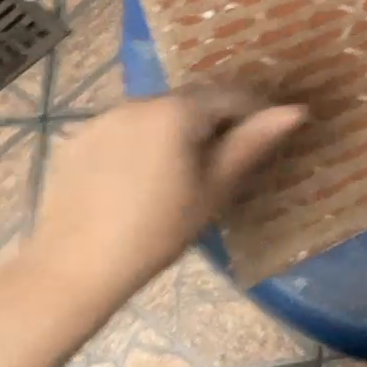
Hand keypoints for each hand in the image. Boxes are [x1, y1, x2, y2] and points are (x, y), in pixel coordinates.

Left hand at [22, 87, 306, 309]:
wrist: (71, 271)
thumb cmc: (157, 231)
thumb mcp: (215, 188)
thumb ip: (253, 142)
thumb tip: (296, 109)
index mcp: (177, 110)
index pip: (233, 95)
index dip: (258, 113)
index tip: (269, 138)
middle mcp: (140, 101)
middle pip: (194, 99)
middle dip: (218, 119)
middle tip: (231, 156)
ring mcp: (104, 118)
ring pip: (160, 112)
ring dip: (182, 128)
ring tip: (188, 168)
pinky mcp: (79, 139)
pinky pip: (127, 128)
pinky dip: (147, 140)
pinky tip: (146, 177)